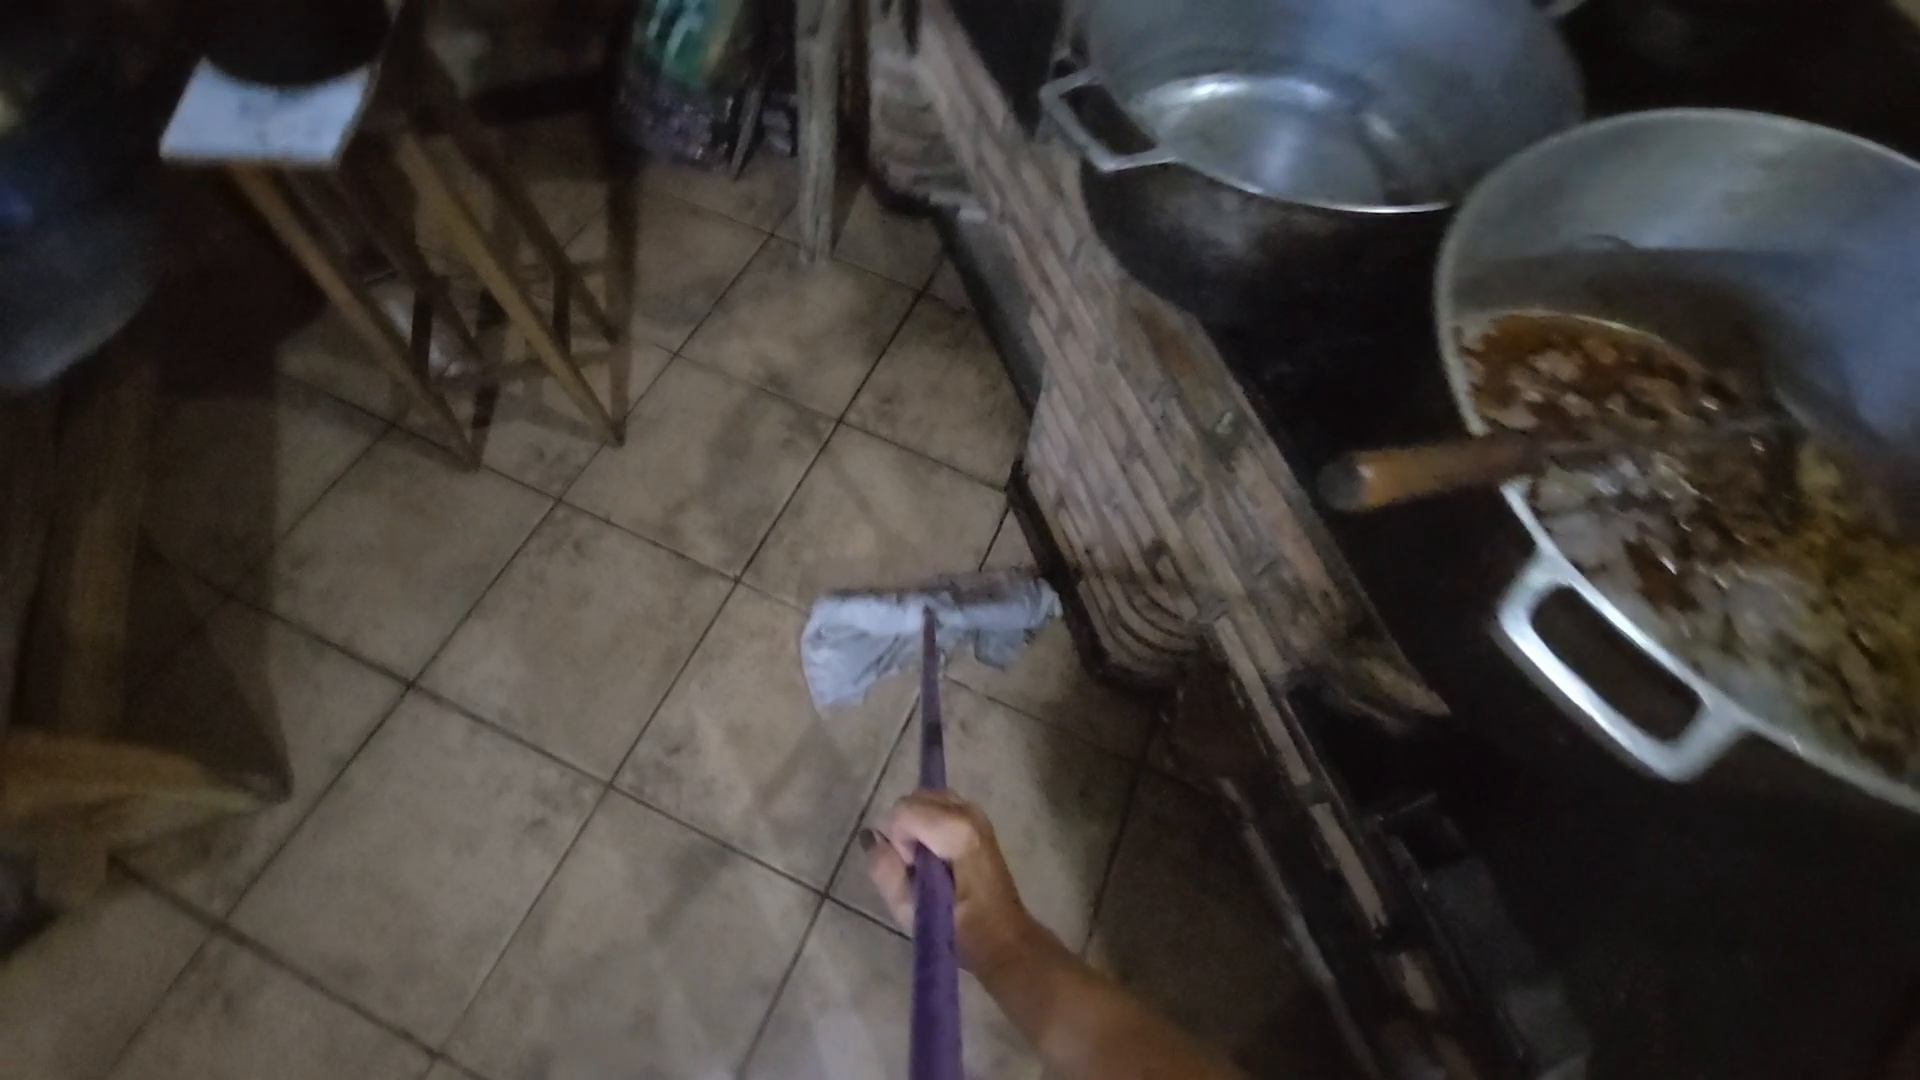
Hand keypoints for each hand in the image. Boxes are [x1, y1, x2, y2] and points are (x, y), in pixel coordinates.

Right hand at [863, 791, 1048, 973]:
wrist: (1003, 938)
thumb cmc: (958, 932)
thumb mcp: (911, 911)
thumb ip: (886, 870)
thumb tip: (871, 837)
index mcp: (958, 831)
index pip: (902, 811)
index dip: (898, 841)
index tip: (912, 871)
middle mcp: (969, 810)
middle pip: (914, 799)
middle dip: (905, 829)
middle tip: (917, 868)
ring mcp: (976, 810)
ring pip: (926, 799)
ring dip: (916, 825)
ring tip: (927, 862)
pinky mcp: (977, 816)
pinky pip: (939, 805)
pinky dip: (929, 822)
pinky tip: (937, 853)